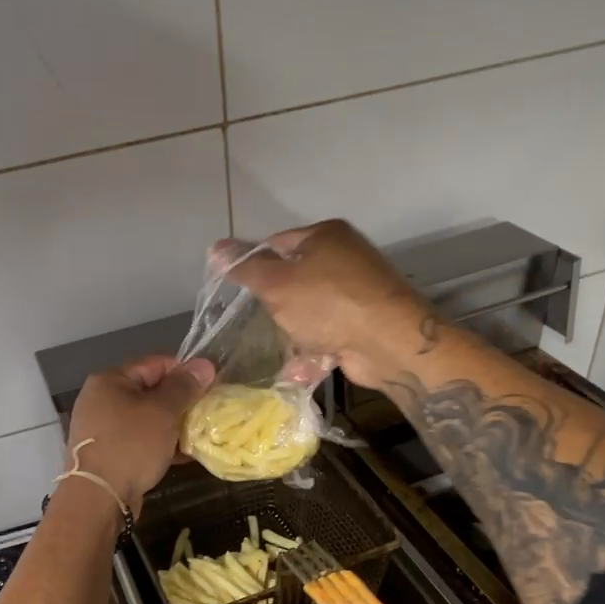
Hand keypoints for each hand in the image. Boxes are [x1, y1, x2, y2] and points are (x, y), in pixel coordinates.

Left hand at [65, 354, 213, 518]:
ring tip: (202, 433)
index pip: (155, 364)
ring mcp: (103, 430)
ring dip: (174, 426)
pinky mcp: (109, 455)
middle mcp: (102, 400)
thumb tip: (205, 364)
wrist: (98, 498)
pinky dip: (162, 445)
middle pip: (151, 392)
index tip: (212, 385)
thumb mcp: (162, 412)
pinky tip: (186, 454)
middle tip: (209, 411)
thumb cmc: (130, 446)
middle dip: (181, 402)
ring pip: (147, 420)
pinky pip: (141, 442)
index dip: (186, 372)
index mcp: (110, 380)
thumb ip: (184, 387)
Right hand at [214, 219, 434, 387]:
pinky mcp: (361, 325)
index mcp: (325, 236)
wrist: (388, 343)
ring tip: (283, 349)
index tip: (237, 293)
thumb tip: (216, 248)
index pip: (276, 244)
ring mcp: (355, 293)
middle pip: (293, 280)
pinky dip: (314, 351)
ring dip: (294, 334)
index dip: (254, 267)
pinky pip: (327, 335)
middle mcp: (344, 258)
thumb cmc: (329, 305)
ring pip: (308, 312)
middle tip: (263, 324)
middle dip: (276, 307)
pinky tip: (302, 367)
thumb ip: (246, 268)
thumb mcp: (277, 284)